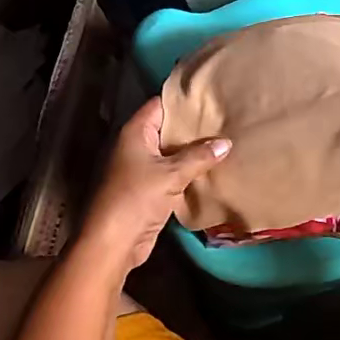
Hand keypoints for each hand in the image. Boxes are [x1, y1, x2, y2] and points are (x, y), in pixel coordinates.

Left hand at [81, 97, 231, 270]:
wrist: (113, 242)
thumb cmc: (136, 198)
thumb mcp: (171, 174)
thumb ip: (199, 157)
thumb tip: (225, 142)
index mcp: (134, 132)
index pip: (160, 105)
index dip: (183, 100)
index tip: (210, 97)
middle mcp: (135, 145)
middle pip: (166, 128)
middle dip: (192, 127)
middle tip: (224, 120)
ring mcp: (140, 168)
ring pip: (170, 152)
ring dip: (192, 151)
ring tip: (223, 141)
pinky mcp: (147, 189)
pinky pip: (171, 173)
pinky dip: (187, 171)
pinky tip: (211, 169)